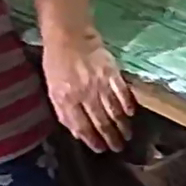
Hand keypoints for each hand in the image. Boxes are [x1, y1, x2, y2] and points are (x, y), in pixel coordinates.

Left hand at [40, 27, 134, 152]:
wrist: (70, 36)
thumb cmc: (57, 62)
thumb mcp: (53, 87)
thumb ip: (63, 109)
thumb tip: (76, 130)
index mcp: (65, 98)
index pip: (80, 125)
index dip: (90, 139)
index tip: (99, 149)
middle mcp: (84, 94)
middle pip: (99, 121)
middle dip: (109, 137)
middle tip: (117, 148)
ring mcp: (100, 85)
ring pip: (113, 111)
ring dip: (121, 126)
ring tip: (127, 136)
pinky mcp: (113, 75)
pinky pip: (123, 94)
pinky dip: (128, 105)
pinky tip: (132, 114)